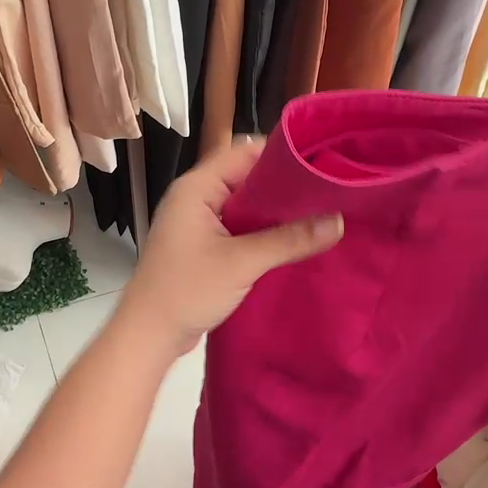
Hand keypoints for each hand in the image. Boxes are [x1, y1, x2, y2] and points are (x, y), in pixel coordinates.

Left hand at [116, 137, 343, 356]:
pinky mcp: (204, 248)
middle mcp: (196, 198)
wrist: (148, 335)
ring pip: (245, 206)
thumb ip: (290, 240)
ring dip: (276, 212)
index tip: (322, 160)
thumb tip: (339, 221)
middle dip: (286, 185)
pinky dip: (264, 232)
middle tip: (330, 190)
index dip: (283, 153)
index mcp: (196, 187)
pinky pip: (240, 229)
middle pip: (247, 178)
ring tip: (321, 213)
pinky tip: (294, 241)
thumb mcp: (242, 263)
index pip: (245, 152)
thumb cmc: (186, 291)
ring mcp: (198, 224)